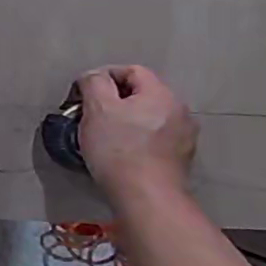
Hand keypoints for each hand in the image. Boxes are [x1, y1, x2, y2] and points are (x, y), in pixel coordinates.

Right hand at [76, 64, 196, 198]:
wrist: (146, 195)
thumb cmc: (118, 149)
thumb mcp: (97, 109)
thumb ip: (94, 83)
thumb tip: (93, 77)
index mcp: (160, 93)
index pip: (130, 70)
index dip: (103, 77)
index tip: (81, 95)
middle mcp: (178, 109)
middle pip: (140, 93)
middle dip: (112, 100)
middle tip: (89, 116)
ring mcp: (183, 134)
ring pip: (147, 115)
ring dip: (125, 119)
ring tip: (103, 136)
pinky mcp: (180, 156)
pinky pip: (154, 136)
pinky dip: (136, 137)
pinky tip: (122, 152)